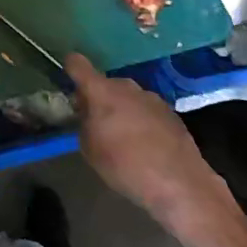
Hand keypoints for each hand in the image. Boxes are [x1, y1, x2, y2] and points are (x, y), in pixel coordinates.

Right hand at [68, 53, 236, 235]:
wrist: (178, 182)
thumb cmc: (125, 166)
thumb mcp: (90, 149)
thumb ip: (84, 123)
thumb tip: (88, 113)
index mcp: (101, 92)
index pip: (78, 64)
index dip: (70, 68)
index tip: (67, 78)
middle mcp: (126, 86)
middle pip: (105, 84)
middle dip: (98, 99)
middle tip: (96, 123)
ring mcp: (151, 96)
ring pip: (127, 96)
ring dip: (121, 109)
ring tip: (123, 138)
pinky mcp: (169, 110)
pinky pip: (145, 109)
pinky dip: (140, 119)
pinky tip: (145, 144)